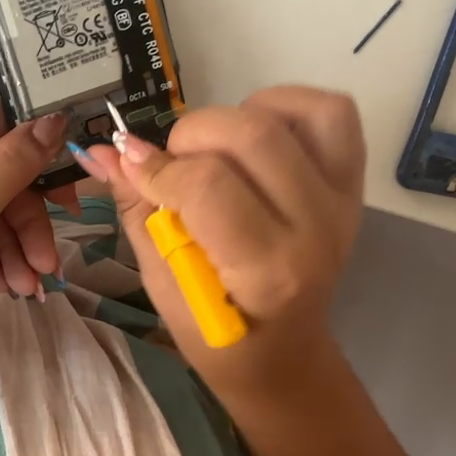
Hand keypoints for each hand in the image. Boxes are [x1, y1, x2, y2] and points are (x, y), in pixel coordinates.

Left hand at [0, 94, 68, 338]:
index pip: (8, 121)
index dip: (42, 161)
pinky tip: (3, 283)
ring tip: (27, 290)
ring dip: (12, 245)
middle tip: (48, 270)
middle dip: (28, 223)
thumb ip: (16, 160)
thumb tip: (57, 117)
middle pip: (0, 168)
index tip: (68, 204)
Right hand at [77, 87, 366, 402]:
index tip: (133, 169)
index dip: (158, 169)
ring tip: (215, 147)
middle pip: (253, 135)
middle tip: (173, 162)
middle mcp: (314, 229)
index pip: (207, 185)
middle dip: (192, 134)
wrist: (280, 350)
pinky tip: (253, 130)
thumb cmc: (212, 330)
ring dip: (238, 115)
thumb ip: (137, 210)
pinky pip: (331, 112)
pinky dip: (286, 104)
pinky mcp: (352, 184)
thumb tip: (104, 150)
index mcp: (264, 270)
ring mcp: (341, 202)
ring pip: (295, 114)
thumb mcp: (162, 281)